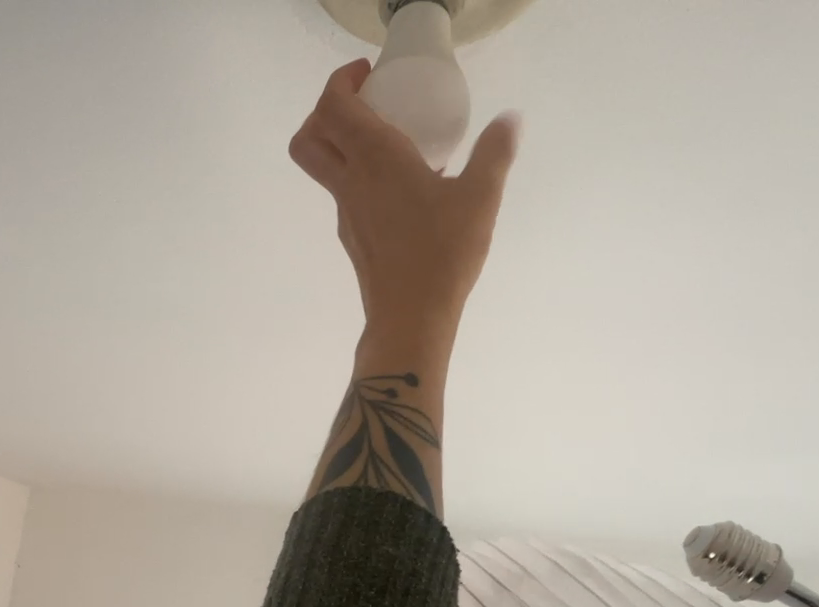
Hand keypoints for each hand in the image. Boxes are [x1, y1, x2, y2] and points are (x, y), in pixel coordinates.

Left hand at [289, 60, 519, 343]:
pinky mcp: (353, 238)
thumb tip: (510, 120)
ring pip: (323, 169)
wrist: (410, 318)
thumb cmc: (442, 255)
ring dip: (341, 145)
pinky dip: (361, 177)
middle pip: (307, 138)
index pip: (331, 107)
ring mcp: (346, 214)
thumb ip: (494, 153)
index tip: (368, 75)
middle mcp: (350, 183)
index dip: (340, 81)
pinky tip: (402, 188)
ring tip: (390, 143)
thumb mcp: (480, 199)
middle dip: (324, 111)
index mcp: (374, 159)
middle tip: (363, 105)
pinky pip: (346, 194)